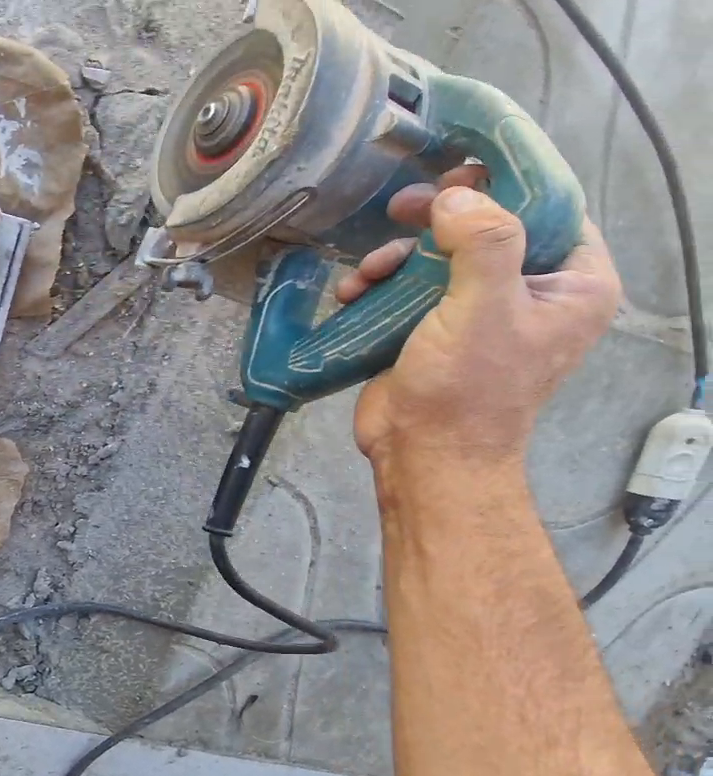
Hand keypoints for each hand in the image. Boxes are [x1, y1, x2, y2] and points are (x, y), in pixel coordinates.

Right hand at [341, 168, 621, 472]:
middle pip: (486, 232)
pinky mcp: (433, 334)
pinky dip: (379, 289)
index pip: (550, 210)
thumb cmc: (467, 387)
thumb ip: (483, 244)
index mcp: (574, 283)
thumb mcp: (482, 309)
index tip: (457, 169)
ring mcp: (479, 315)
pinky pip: (409, 294)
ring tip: (362, 274)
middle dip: (438, 221)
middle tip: (401, 207)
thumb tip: (458, 196)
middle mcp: (532, 293)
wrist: (423, 453)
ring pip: (439, 262)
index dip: (504, 184)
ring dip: (396, 260)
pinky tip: (353, 295)